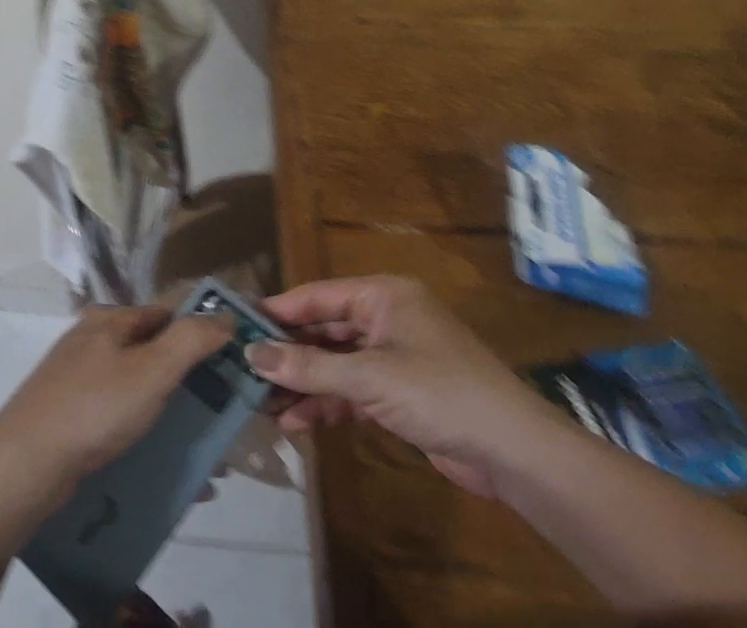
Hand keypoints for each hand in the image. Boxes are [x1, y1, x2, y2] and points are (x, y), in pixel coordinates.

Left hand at [0, 304, 233, 491]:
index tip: (238, 363)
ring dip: (175, 417)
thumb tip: (226, 315)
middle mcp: (91, 343)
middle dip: (193, 384)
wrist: (25, 465)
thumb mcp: (152, 369)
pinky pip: (122, 423)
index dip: (204, 333)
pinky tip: (172, 468)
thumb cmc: (93, 407)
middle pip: (155, 354)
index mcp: (108, 320)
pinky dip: (150, 439)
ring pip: (141, 392)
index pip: (169, 314)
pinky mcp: (71, 419)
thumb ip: (192, 339)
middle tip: (227, 414)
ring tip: (207, 451)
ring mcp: (78, 382)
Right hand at [249, 276, 561, 496]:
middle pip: (322, 330)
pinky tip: (298, 423)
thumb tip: (251, 354)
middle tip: (242, 372)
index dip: (275, 313)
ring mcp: (394, 356)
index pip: (316, 296)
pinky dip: (327, 403)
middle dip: (286, 354)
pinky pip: (351, 388)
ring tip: (263, 405)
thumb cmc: (440, 394)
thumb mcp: (369, 378)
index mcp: (384, 297)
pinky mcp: (399, 391)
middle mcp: (387, 318)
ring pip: (334, 362)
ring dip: (303, 383)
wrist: (512, 451)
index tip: (233, 327)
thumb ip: (307, 367)